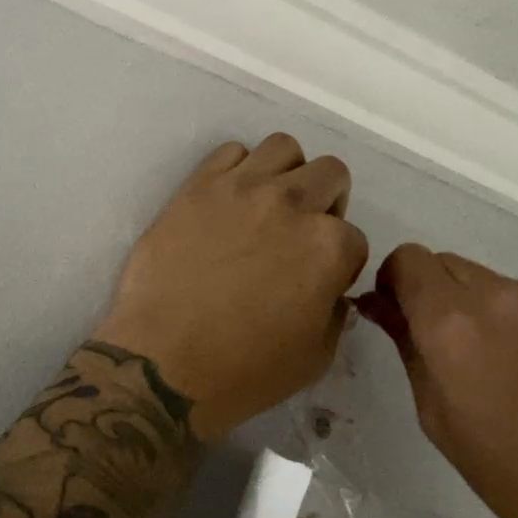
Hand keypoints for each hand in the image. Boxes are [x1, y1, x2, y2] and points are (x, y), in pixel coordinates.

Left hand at [92, 133, 368, 439]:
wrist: (163, 357)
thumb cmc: (244, 369)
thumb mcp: (315, 356)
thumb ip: (335, 313)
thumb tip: (331, 290)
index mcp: (327, 246)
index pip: (354, 237)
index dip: (340, 262)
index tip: (320, 281)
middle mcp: (291, 203)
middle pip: (329, 174)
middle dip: (327, 202)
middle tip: (302, 232)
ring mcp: (242, 186)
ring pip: (283, 147)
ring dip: (286, 173)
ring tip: (268, 205)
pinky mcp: (199, 182)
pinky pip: (230, 151)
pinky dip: (238, 168)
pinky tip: (229, 200)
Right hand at [358, 245, 517, 517]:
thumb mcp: (441, 421)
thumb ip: (409, 350)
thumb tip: (382, 307)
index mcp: (452, 323)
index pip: (406, 259)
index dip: (395, 281)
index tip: (398, 312)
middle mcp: (498, 296)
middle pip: (446, 264)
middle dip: (435, 293)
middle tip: (446, 345)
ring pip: (491, 281)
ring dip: (480, 307)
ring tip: (503, 365)